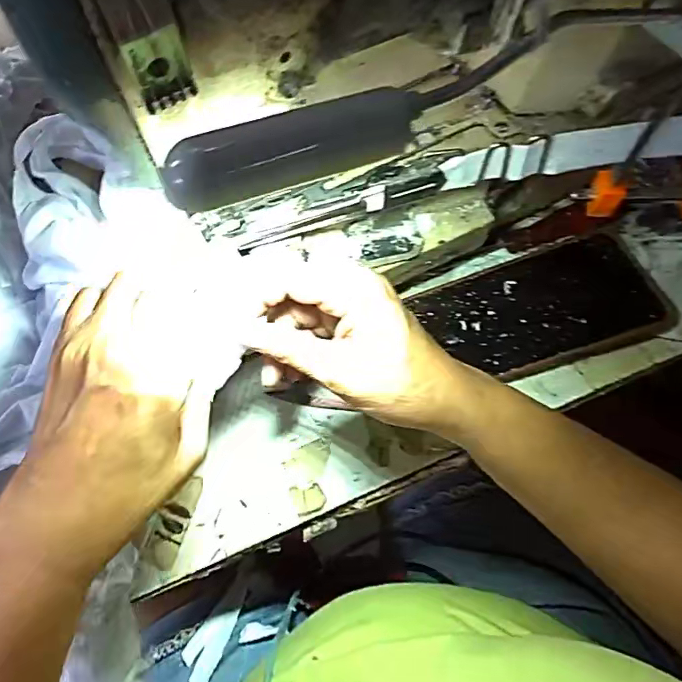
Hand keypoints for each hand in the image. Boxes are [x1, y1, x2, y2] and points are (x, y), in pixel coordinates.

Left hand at [0, 273, 216, 584]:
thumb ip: (199, 401)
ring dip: (136, 290)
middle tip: (181, 307)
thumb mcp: (185, 456)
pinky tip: (110, 310)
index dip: (203, 310)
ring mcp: (82, 347)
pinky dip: (99, 297)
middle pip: (153, 293)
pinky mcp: (59, 351)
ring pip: (115, 287)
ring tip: (147, 303)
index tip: (210, 314)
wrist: (55, 509)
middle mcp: (118, 353)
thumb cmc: (123, 494)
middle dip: (172, 296)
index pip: (188, 317)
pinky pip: (79, 301)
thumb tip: (203, 367)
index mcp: (156, 382)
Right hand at [242, 255, 480, 433]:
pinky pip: (311, 328)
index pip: (289, 279)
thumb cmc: (403, 384)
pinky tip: (288, 373)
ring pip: (297, 316)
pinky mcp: (349, 320)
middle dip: (270, 329)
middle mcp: (350, 287)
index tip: (238, 326)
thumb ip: (287, 349)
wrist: (442, 402)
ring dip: (281, 345)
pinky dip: (297, 350)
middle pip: (291, 297)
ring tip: (275, 375)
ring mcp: (350, 303)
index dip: (258, 301)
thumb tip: (248, 334)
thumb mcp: (337, 369)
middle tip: (256, 356)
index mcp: (353, 287)